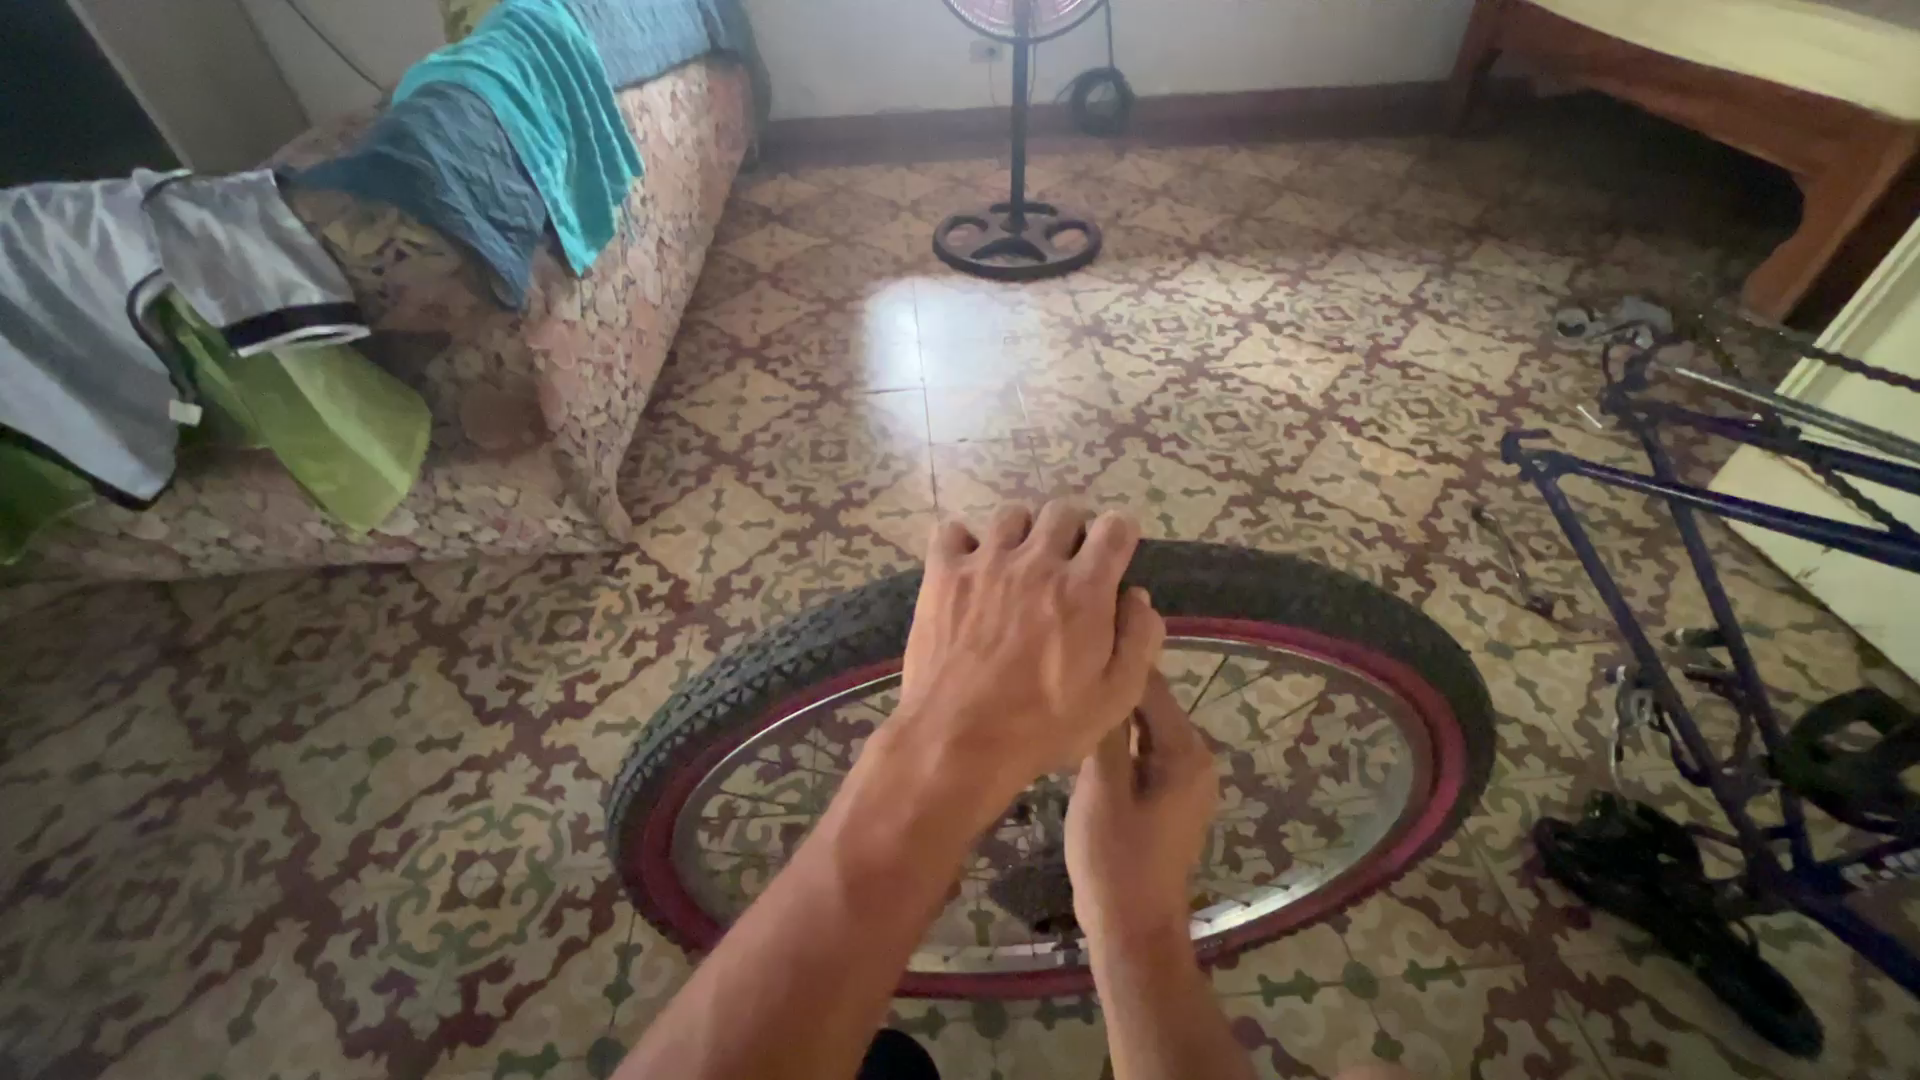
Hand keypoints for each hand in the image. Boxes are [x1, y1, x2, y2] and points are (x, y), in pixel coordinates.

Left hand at [891, 501, 1164, 792]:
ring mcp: (985, 562)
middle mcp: (1036, 561)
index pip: (1115, 526)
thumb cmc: (1043, 725)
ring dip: (1022, 534)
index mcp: (1084, 588)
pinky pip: (953, 530)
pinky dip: (964, 543)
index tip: (1113, 556)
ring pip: (1011, 515)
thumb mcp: (1115, 698)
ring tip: (1016, 566)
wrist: (957, 739)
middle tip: (1065, 567)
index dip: (1119, 536)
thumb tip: (1137, 597)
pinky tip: (969, 569)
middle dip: (1072, 532)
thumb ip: (1138, 640)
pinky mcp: (943, 573)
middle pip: (1063, 511)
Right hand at [1066, 671, 1216, 944]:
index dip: (1116, 661)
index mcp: (1185, 752)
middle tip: (1065, 669)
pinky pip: (1143, 751)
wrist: (1132, 928)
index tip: (1077, 643)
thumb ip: (1107, 731)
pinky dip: (1118, 741)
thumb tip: (1106, 674)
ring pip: (1144, 727)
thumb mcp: (1102, 789)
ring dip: (1111, 714)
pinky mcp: (1168, 796)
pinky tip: (1084, 735)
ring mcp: (1184, 779)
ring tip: (1069, 695)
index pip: (1151, 685)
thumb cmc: (1116, 858)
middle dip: (1111, 686)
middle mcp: (1195, 758)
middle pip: (1150, 704)